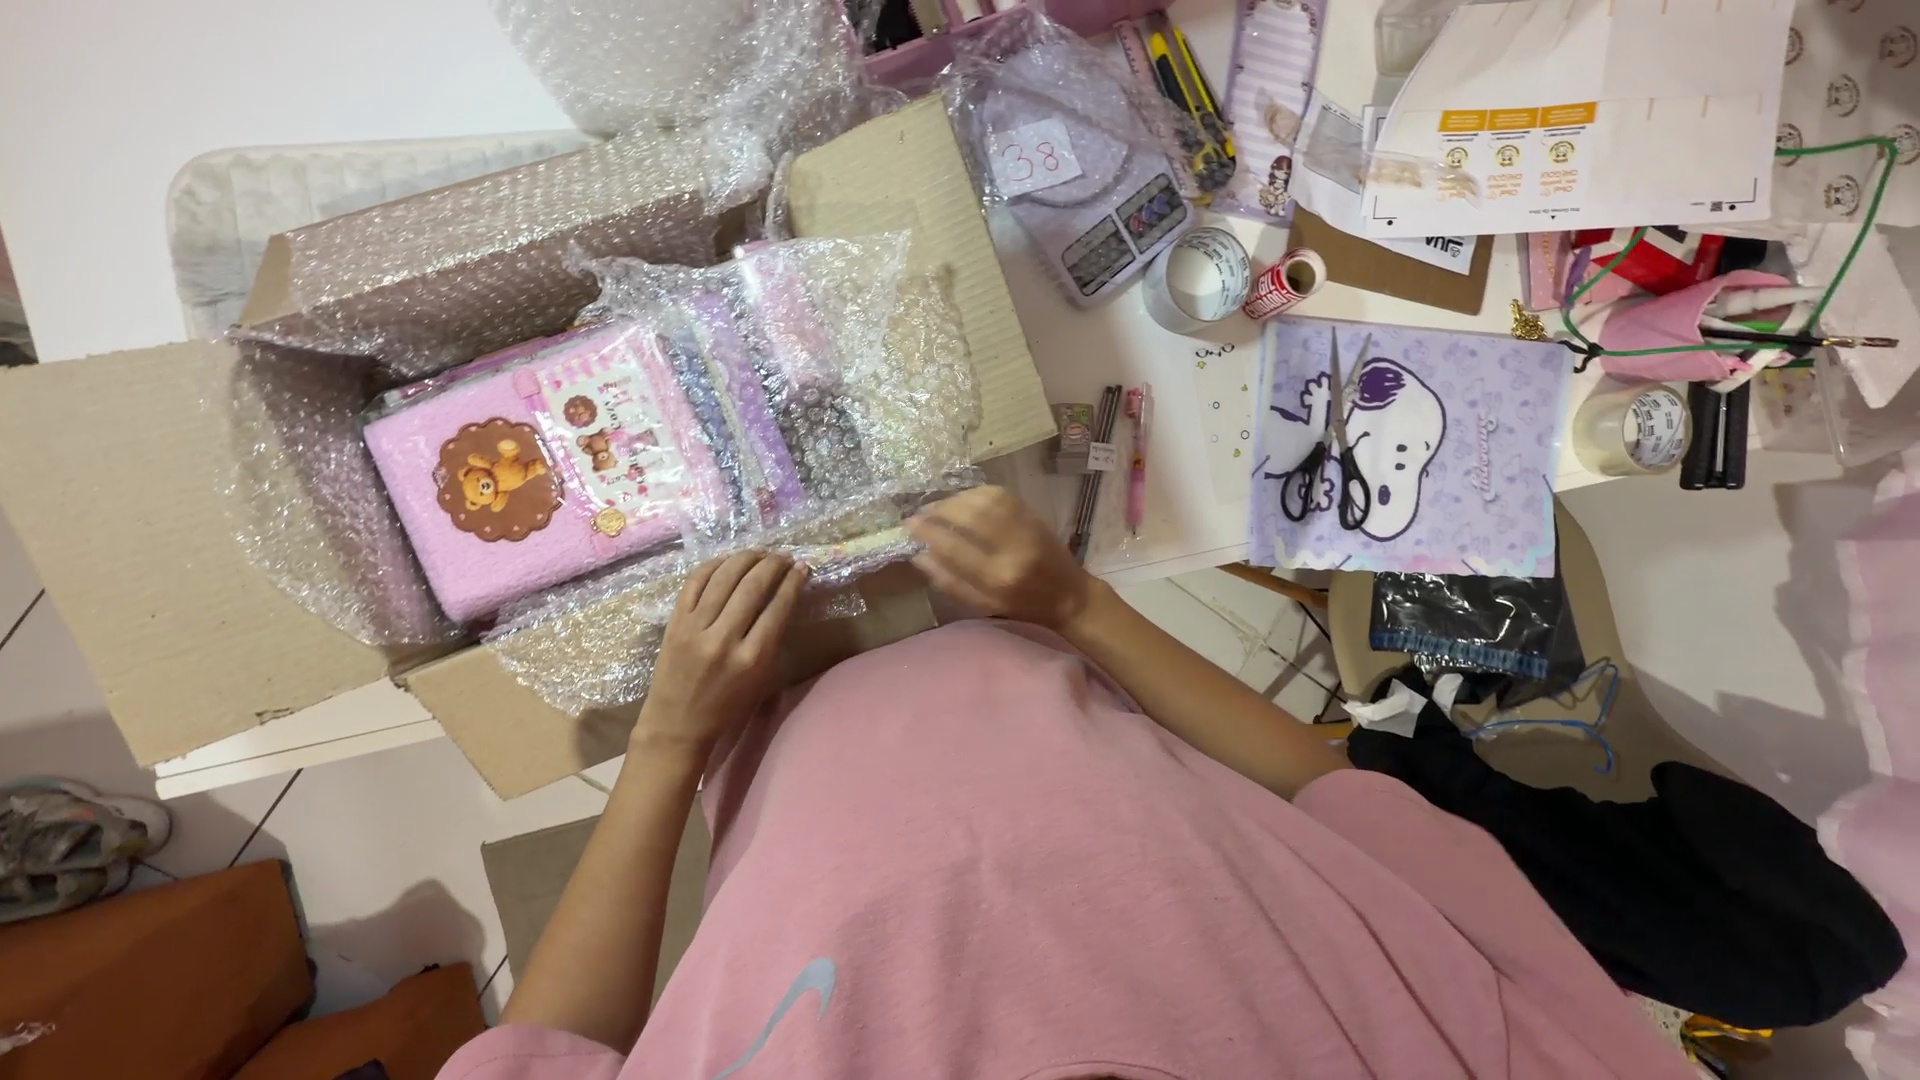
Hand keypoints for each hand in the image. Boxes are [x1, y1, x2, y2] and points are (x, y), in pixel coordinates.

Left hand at [635, 552, 808, 752]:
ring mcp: (695, 628)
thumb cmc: (727, 705)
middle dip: (772, 565)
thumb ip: (772, 638)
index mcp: (752, 658)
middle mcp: (724, 639)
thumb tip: (784, 596)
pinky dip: (714, 565)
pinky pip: (695, 583)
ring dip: (746, 558)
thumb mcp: (761, 677)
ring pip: (724, 578)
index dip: (793, 582)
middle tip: (783, 556)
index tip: (802, 566)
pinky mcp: (674, 622)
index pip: (778, 607)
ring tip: (760, 552)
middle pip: (753, 587)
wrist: (677, 722)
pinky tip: (729, 560)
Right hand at [907, 486, 1097, 630]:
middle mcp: (1012, 550)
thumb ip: (950, 583)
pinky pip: (1000, 494)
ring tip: (939, 506)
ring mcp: (1026, 528)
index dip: (928, 533)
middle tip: (921, 513)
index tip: (909, 526)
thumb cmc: (1022, 606)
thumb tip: (919, 557)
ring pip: (983, 500)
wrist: (1068, 595)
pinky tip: (964, 500)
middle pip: (968, 516)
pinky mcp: (1034, 514)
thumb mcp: (983, 606)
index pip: (953, 548)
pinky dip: (977, 493)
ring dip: (956, 499)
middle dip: (939, 511)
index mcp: (998, 579)